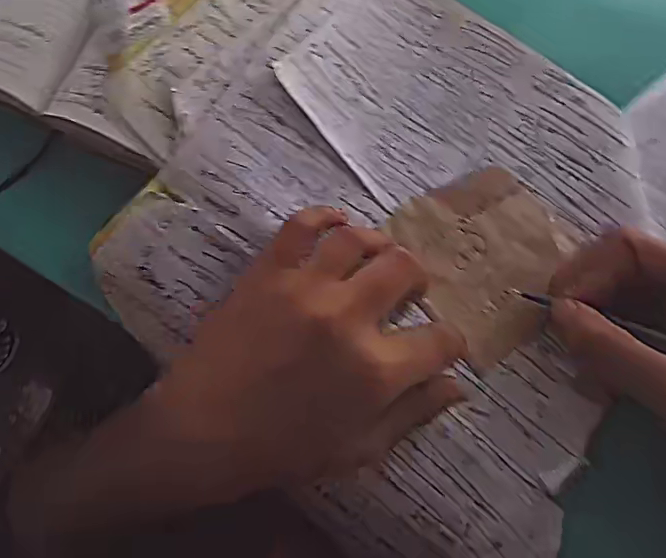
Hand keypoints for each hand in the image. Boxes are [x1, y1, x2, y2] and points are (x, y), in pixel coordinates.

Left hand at [7, 208, 467, 552]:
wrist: (206, 426)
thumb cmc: (284, 448)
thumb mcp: (358, 449)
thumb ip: (412, 414)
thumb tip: (458, 385)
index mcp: (375, 370)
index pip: (439, 340)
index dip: (451, 339)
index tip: (444, 339)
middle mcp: (347, 317)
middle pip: (403, 270)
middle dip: (419, 276)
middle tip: (411, 286)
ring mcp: (305, 286)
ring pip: (356, 239)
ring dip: (378, 241)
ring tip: (380, 251)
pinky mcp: (269, 269)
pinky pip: (301, 225)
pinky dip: (324, 215)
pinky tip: (338, 221)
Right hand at [549, 231, 665, 557]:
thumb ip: (615, 351)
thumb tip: (556, 311)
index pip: (634, 249)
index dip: (588, 270)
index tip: (559, 308)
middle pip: (631, 270)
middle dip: (591, 300)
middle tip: (565, 337)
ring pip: (634, 298)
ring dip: (601, 326)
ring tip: (586, 366)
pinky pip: (647, 325)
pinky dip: (620, 344)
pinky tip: (608, 376)